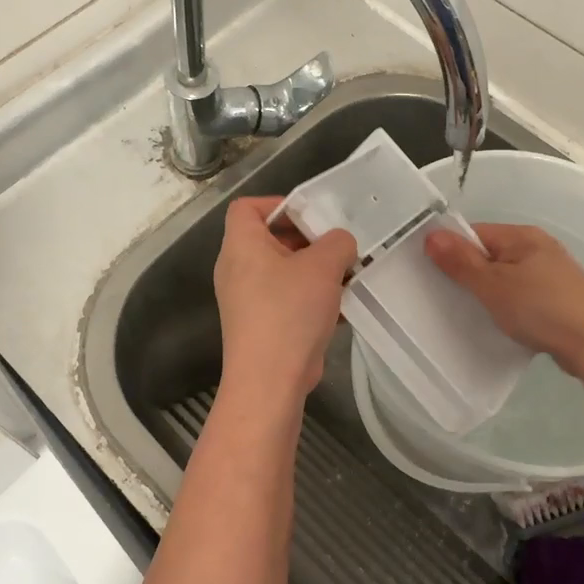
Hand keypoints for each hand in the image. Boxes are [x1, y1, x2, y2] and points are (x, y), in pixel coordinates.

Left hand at [213, 197, 357, 399]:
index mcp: (241, 245)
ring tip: (346, 278)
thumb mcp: (323, 266)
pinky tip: (340, 309)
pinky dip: (309, 298)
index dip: (278, 203)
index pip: (247, 207)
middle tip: (338, 248)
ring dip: (314, 272)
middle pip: (270, 238)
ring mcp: (245, 299)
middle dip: (307, 240)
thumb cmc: (290, 312)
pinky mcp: (259, 324)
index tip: (312, 215)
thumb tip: (340, 244)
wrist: (269, 379)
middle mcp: (236, 268)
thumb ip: (338, 242)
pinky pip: (285, 298)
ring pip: (282, 271)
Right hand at [424, 223, 583, 378]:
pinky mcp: (560, 297)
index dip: (452, 251)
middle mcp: (538, 247)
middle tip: (448, 298)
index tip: (434, 275)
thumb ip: (461, 262)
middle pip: (490, 254)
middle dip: (469, 274)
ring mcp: (552, 273)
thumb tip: (431, 234)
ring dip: (490, 293)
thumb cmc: (541, 308)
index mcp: (522, 236)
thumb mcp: (493, 285)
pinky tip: (504, 323)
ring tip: (473, 313)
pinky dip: (509, 306)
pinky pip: (523, 295)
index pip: (475, 233)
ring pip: (507, 277)